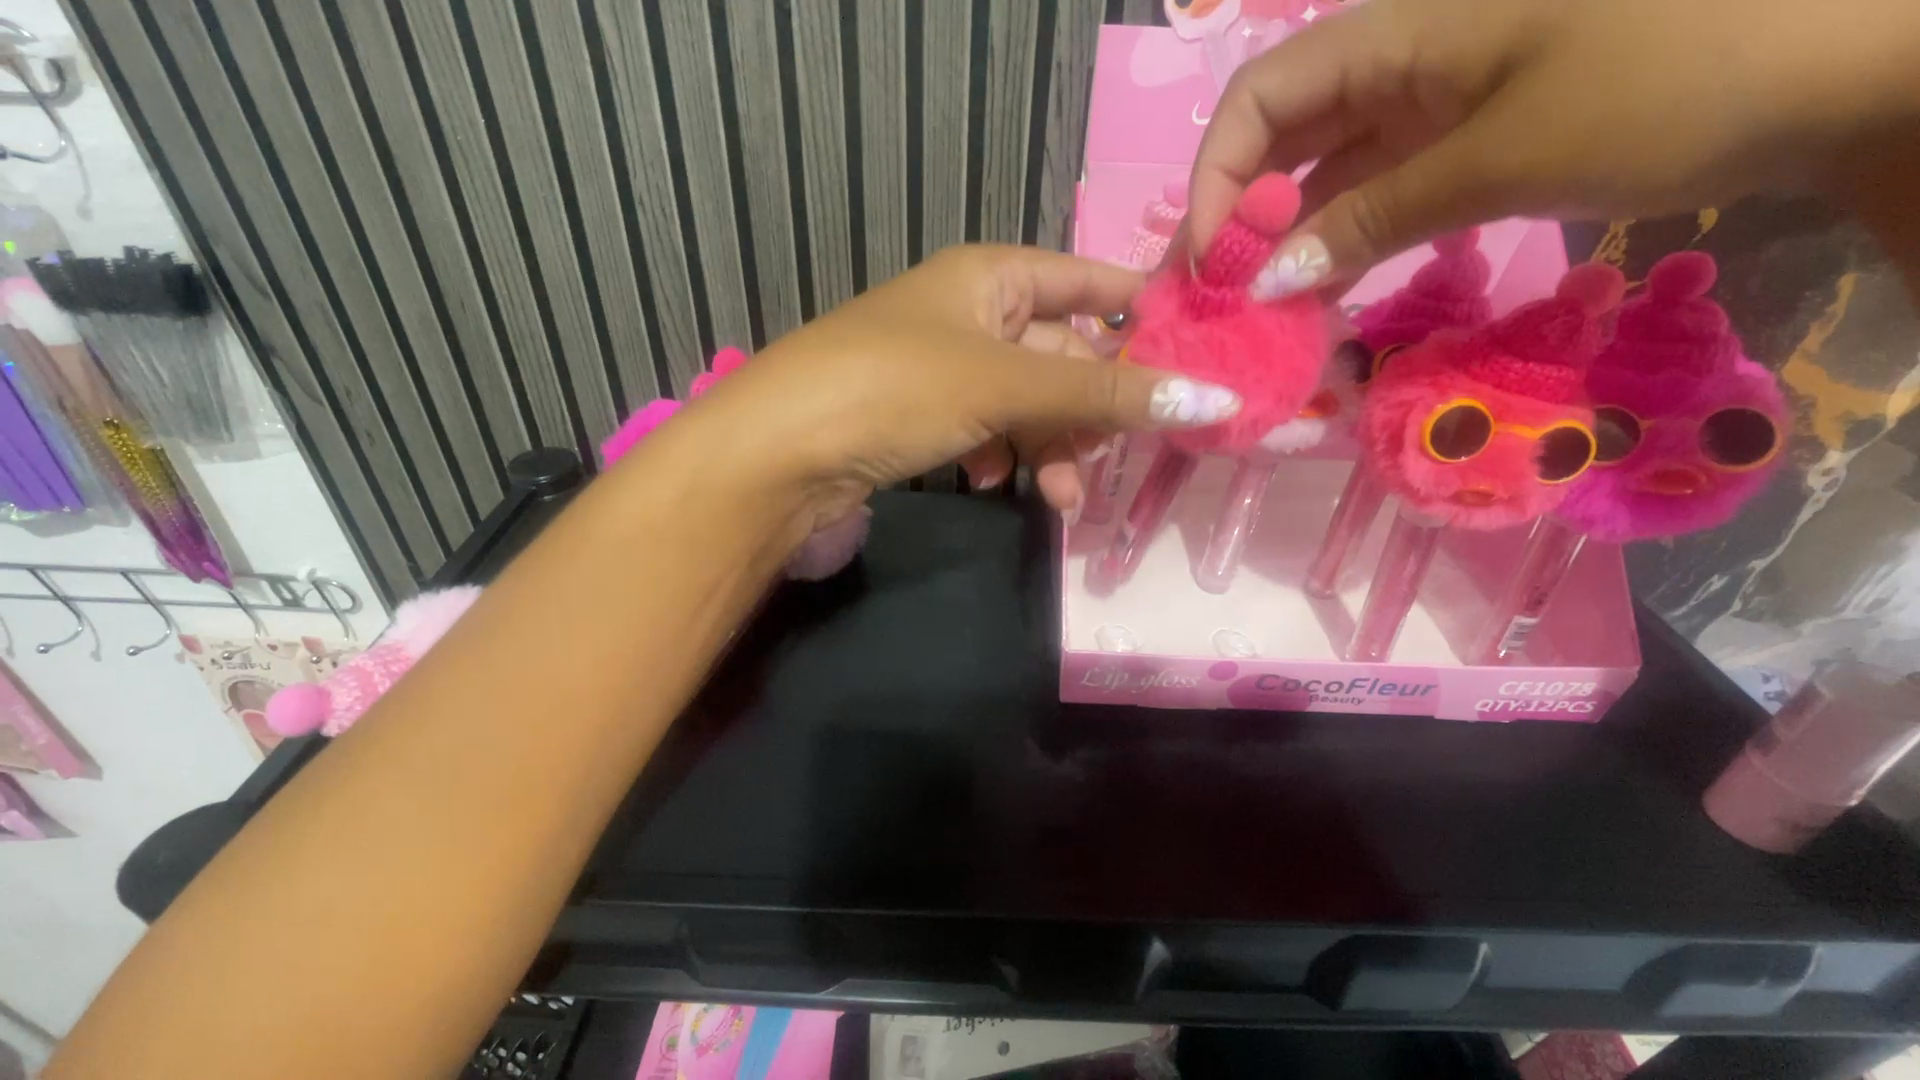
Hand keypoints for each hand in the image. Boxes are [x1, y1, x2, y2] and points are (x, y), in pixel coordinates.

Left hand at [676, 246, 1243, 527]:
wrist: (774, 452)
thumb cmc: (894, 388)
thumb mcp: (1007, 385)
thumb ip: (1107, 395)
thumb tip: (1216, 398)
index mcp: (989, 274)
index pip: (1089, 281)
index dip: (1141, 315)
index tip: (1196, 361)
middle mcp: (968, 310)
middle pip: (1062, 354)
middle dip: (1089, 412)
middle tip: (1106, 463)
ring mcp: (942, 366)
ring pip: (1028, 403)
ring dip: (1051, 450)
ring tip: (1057, 500)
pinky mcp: (920, 416)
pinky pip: (989, 430)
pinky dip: (1004, 457)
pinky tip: (996, 485)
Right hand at [1189, 0, 1919, 295]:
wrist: (1847, 64)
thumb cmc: (1672, 81)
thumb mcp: (1503, 157)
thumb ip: (1372, 218)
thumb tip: (1270, 280)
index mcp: (1399, 34)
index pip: (1260, 98)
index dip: (1217, 176)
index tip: (1209, 262)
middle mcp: (1401, 64)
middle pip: (1281, 137)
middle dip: (1238, 217)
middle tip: (1215, 302)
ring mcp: (1436, 104)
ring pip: (1326, 172)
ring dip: (1287, 240)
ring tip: (1258, 312)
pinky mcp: (1467, 142)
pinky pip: (1378, 192)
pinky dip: (1344, 242)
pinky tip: (1322, 292)